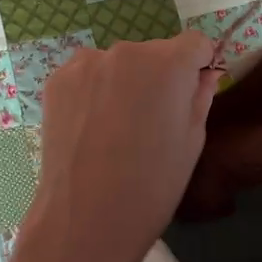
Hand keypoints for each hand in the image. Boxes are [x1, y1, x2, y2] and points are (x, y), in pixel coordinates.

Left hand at [21, 32, 222, 261]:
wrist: (85, 218)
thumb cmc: (152, 185)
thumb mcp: (192, 141)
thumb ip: (200, 96)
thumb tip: (204, 74)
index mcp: (167, 63)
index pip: (195, 44)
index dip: (198, 66)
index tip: (191, 94)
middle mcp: (126, 51)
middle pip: (155, 53)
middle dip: (159, 77)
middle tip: (152, 123)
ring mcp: (85, 63)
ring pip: (119, 64)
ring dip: (125, 83)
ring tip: (117, 129)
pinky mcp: (57, 80)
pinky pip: (88, 76)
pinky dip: (95, 92)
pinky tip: (91, 128)